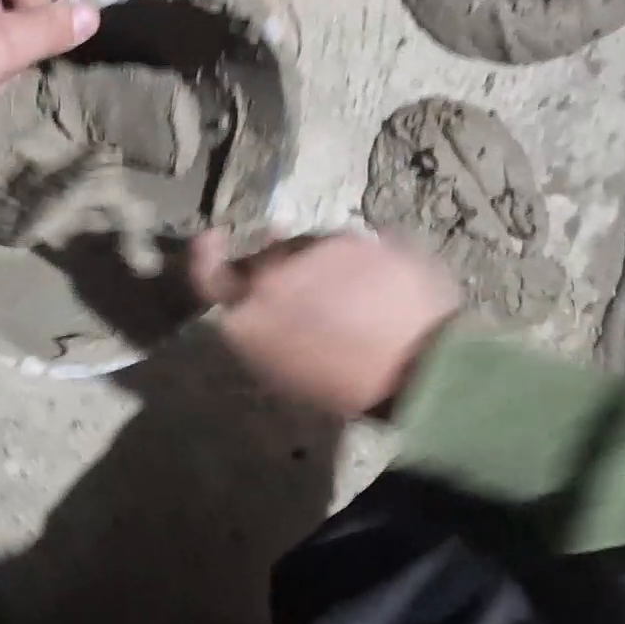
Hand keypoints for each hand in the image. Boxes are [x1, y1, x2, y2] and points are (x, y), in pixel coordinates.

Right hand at [190, 231, 460, 416]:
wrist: (418, 370)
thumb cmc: (343, 386)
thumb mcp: (281, 368)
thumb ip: (254, 326)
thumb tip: (249, 298)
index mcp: (247, 313)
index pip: (208, 271)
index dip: (205, 254)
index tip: (213, 240)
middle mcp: (273, 273)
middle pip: (264, 257)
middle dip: (276, 266)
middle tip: (303, 291)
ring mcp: (317, 249)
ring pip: (306, 246)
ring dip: (315, 262)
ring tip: (346, 293)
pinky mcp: (358, 237)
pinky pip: (347, 243)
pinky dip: (353, 259)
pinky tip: (374, 285)